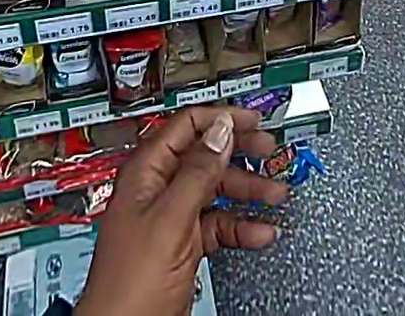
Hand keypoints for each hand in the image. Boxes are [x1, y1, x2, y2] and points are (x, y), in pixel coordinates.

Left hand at [76, 108, 287, 315]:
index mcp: (147, 171)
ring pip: (215, 190)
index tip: (251, 120)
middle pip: (205, 155)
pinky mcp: (183, 246)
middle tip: (268, 149)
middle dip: (240, 152)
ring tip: (276, 194)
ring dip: (247, 191)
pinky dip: (240, 226)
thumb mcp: (169, 220)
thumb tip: (221, 131)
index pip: (187, 126)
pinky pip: (218, 225)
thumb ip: (196, 172)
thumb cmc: (128, 286)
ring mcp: (171, 218)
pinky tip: (260, 232)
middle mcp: (159, 189)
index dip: (220, 119)